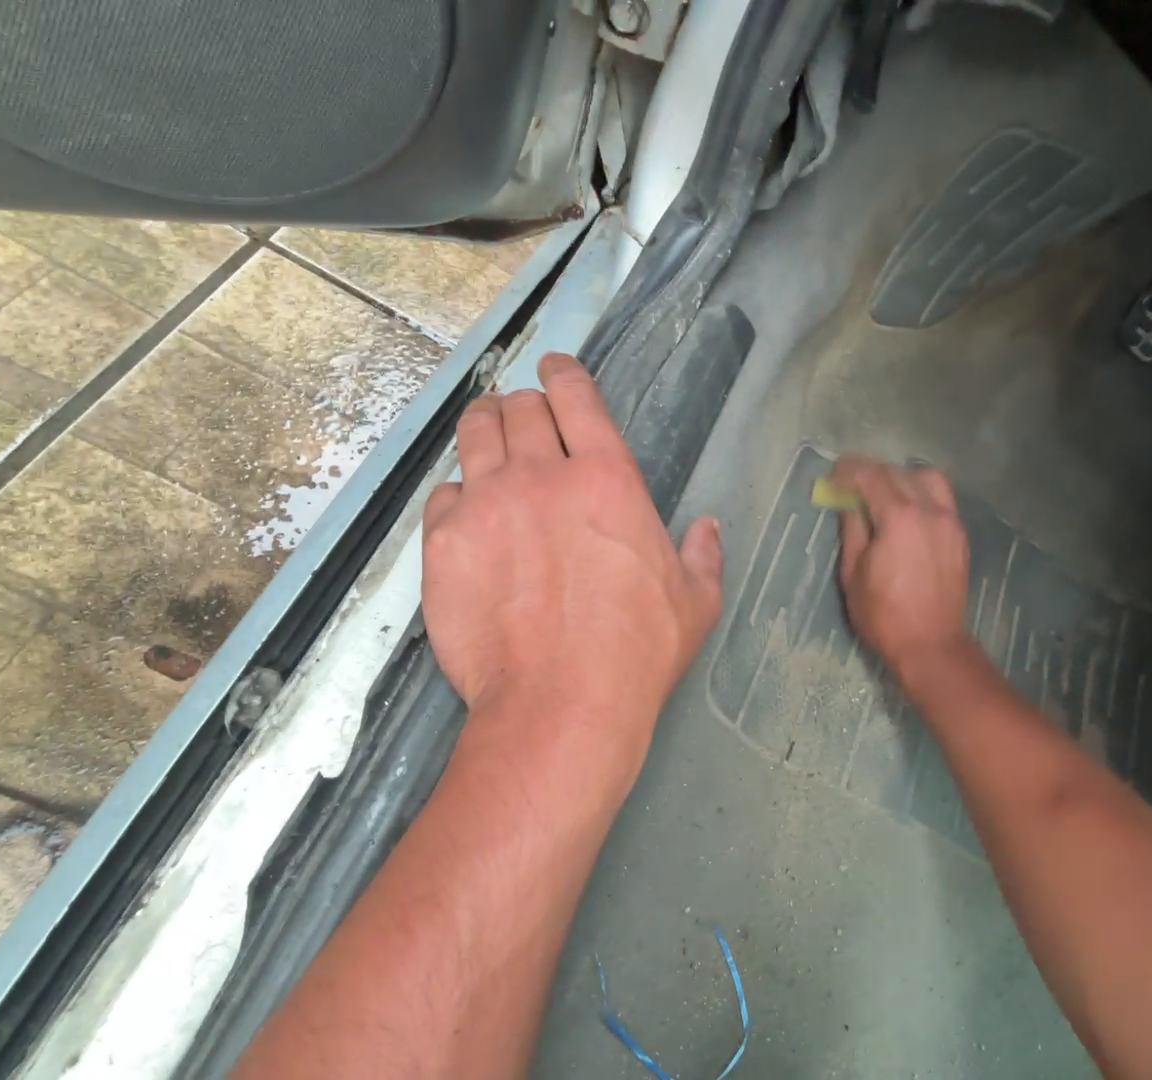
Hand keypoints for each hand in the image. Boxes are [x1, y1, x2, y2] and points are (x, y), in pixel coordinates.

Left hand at [421, 352, 723, 737]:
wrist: (561, 704)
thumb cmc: (638, 650)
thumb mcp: (695, 602)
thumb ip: (702, 555)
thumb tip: (709, 527)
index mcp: (607, 478)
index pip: (578, 398)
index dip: (564, 373)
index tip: (554, 367)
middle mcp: (542, 475)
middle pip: (520, 409)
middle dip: (523, 405)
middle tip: (521, 416)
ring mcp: (487, 504)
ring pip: (474, 435)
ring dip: (484, 427)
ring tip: (486, 435)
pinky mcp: (444, 542)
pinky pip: (443, 496)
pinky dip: (457, 496)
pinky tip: (467, 515)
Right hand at [832, 457, 972, 678]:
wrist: (931, 645)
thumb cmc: (883, 614)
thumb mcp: (853, 573)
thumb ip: (852, 529)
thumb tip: (848, 502)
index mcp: (899, 517)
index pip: (871, 476)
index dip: (848, 470)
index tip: (834, 474)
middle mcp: (929, 510)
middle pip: (898, 472)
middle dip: (871, 471)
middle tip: (851, 482)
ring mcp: (950, 521)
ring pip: (928, 478)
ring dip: (903, 477)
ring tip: (884, 493)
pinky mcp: (959, 535)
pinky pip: (942, 499)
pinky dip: (922, 493)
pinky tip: (907, 511)